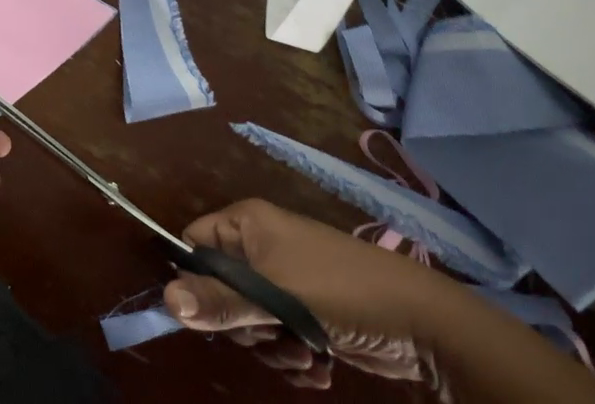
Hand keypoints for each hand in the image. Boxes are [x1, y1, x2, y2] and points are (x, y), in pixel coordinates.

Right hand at [163, 199, 457, 389]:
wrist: (428, 326)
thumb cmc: (343, 292)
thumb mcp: (275, 296)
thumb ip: (219, 301)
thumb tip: (165, 302)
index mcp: (246, 225)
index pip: (193, 246)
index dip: (195, 281)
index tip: (212, 311)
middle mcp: (261, 248)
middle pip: (220, 292)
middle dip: (244, 327)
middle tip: (269, 336)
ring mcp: (288, 282)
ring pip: (250, 322)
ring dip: (271, 349)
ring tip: (304, 357)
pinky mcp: (311, 315)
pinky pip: (278, 337)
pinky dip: (293, 358)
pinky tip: (319, 368)